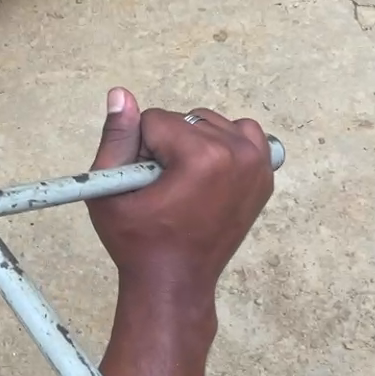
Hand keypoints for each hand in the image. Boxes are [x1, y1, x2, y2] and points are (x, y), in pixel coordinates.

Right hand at [86, 88, 273, 301]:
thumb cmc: (136, 240)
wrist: (174, 281)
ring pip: (210, 123)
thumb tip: (121, 94)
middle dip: (164, 144)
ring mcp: (258, 164)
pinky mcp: (265, 174)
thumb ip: (116, 138)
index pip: (154, 121)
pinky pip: (243, 134)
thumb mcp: (109, 191)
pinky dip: (222, 145)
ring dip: (190, 144)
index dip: (137, 150)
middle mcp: (239, 153)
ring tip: (180, 181)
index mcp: (203, 157)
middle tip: (159, 185)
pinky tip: (206, 174)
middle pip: (183, 119)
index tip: (141, 183)